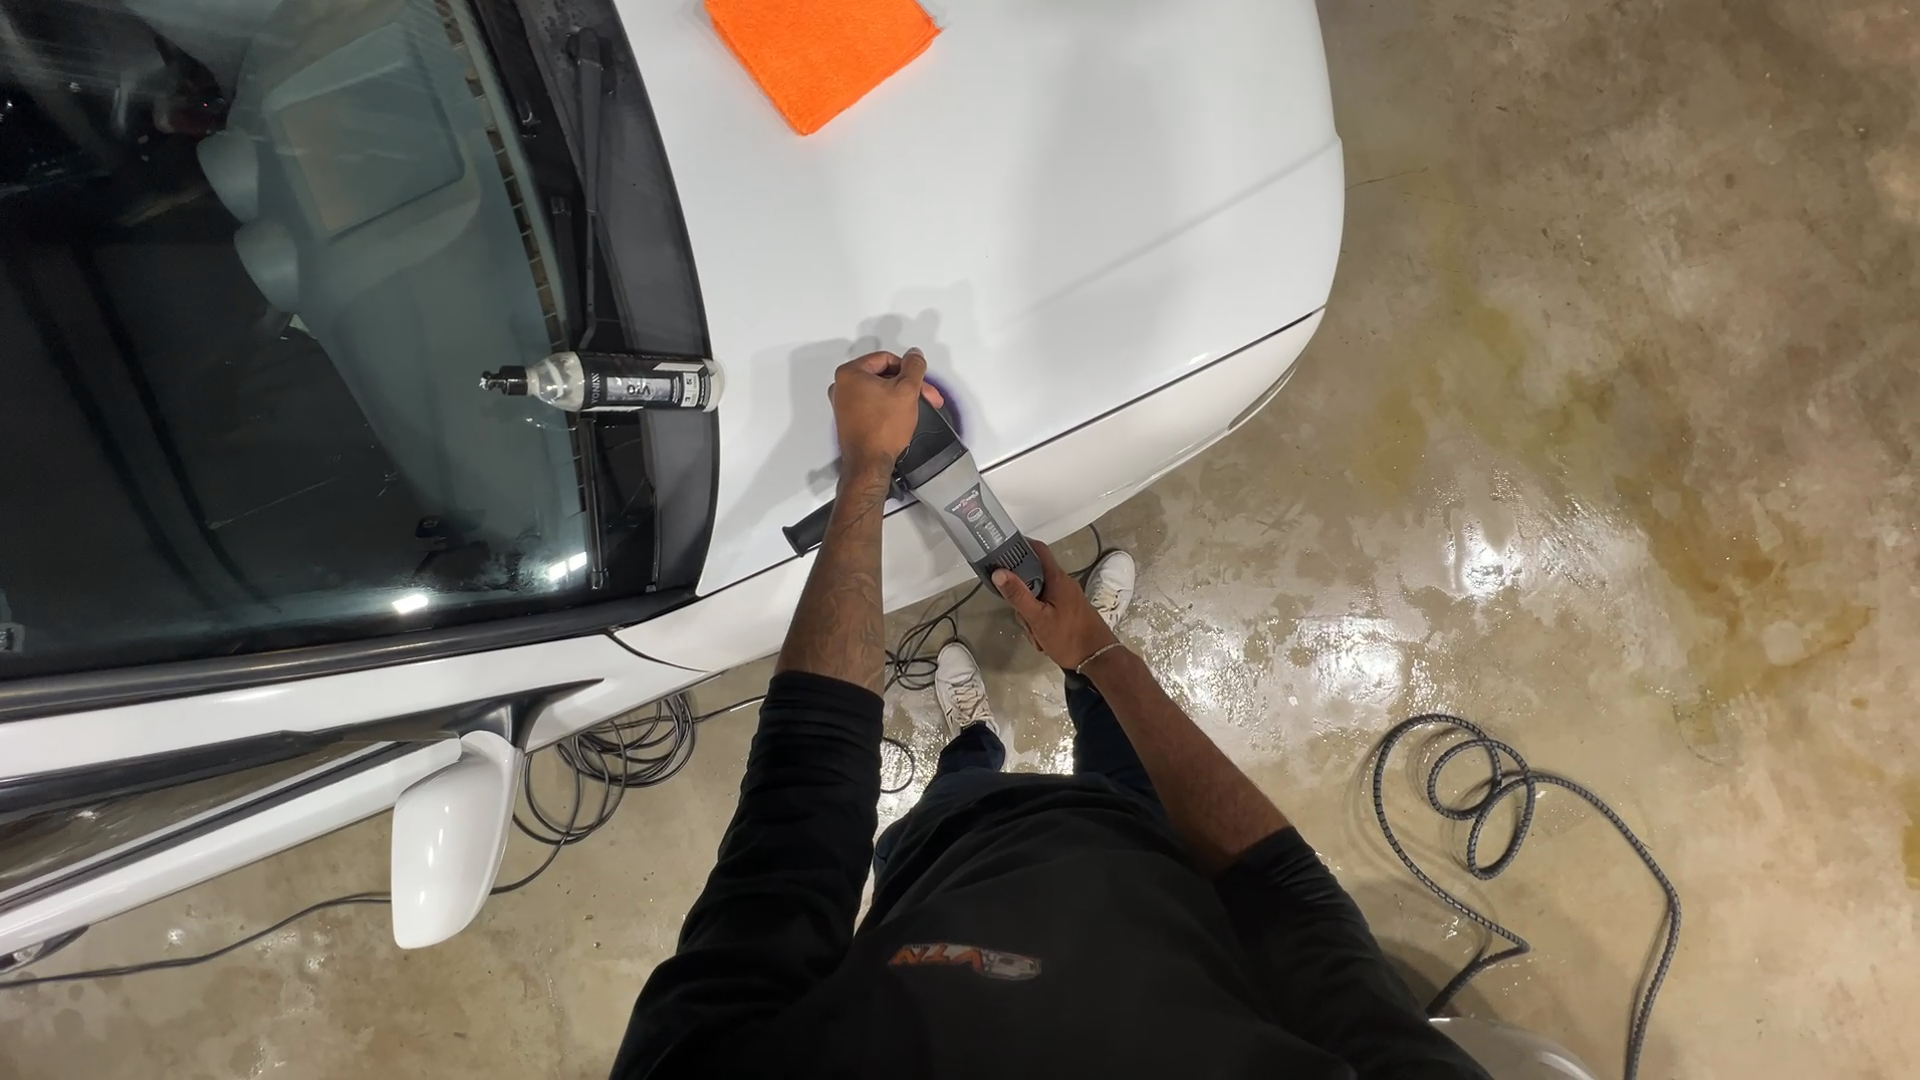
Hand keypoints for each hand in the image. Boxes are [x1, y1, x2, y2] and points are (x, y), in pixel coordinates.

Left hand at [829, 349, 944, 477]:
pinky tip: (900, 418)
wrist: (870, 462)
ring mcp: (844, 404)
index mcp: (850, 373)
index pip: (885, 358)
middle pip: (882, 375)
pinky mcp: (850, 420)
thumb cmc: (880, 430)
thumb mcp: (907, 390)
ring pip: (879, 391)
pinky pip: (873, 405)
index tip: (918, 378)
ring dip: (899, 397)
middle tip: (923, 394)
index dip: (908, 368)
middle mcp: (841, 386)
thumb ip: (914, 367)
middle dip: (906, 385)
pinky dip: (888, 408)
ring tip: (913, 407)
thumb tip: (915, 356)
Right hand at [993, 540, 1119, 670]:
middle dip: (1022, 597)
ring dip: (1031, 615)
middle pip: (1033, 578)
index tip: (1000, 551)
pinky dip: (1040, 622)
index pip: (1037, 549)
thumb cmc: (1068, 636)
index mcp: (1057, 578)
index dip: (1019, 545)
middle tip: (1021, 614)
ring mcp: (1066, 597)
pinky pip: (1046, 609)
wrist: (1098, 658)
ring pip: (1038, 597)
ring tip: (1036, 633)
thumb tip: (998, 572)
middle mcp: (1062, 583)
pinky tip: (1042, 638)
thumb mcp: (1038, 618)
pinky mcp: (1068, 610)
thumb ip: (1018, 595)